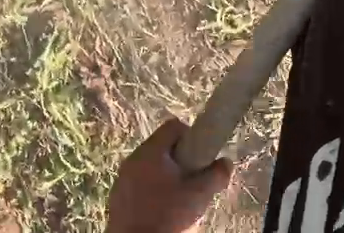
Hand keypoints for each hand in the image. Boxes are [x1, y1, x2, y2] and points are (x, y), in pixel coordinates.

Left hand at [107, 119, 232, 232]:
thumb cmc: (166, 216)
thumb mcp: (198, 196)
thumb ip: (216, 175)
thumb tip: (226, 162)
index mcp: (151, 150)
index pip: (174, 126)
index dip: (191, 137)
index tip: (198, 158)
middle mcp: (134, 158)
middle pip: (162, 147)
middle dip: (179, 161)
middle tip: (190, 181)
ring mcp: (123, 177)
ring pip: (150, 166)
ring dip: (165, 177)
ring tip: (176, 199)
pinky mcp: (117, 196)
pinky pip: (138, 184)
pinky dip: (151, 191)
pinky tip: (160, 211)